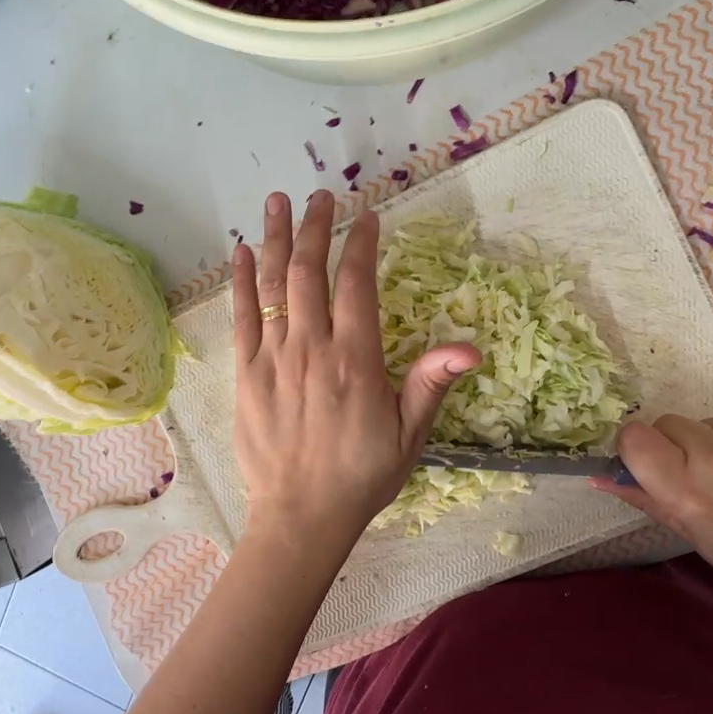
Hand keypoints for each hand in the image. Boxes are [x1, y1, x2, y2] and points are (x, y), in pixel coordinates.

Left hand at [231, 191, 478, 552]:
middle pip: (310, 272)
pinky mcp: (246, 374)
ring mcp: (273, 359)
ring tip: (276, 201)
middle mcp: (312, 349)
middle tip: (320, 196)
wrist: (300, 517)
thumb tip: (471, 347)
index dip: (362, 244)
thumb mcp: (409, 437)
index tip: (367, 217)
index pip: (357, 284)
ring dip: (275, 239)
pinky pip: (241, 317)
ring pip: (273, 285)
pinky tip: (243, 251)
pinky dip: (241, 280)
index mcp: (356, 361)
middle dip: (315, 227)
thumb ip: (431, 384)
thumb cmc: (362, 477)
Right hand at [592, 416, 712, 613]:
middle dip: (676, 446)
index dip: (636, 449)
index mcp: (691, 493)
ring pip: (710, 423)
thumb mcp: (702, 541)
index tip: (651, 467)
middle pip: (668, 423)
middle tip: (703, 480)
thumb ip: (650, 502)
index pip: (634, 438)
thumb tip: (602, 478)